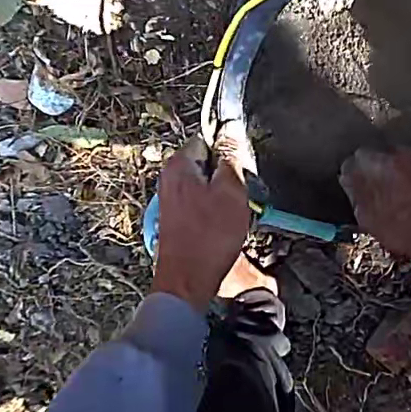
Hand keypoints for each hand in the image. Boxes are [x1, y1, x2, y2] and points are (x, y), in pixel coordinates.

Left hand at [151, 137, 251, 308]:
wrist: (188, 280)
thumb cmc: (208, 238)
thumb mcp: (231, 190)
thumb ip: (231, 156)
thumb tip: (231, 131)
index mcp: (179, 165)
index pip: (208, 139)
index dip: (229, 152)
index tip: (241, 168)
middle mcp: (169, 179)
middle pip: (207, 163)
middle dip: (227, 176)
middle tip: (238, 195)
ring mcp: (171, 200)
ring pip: (207, 186)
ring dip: (223, 197)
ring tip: (230, 215)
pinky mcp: (177, 219)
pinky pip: (202, 205)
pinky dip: (215, 212)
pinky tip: (222, 228)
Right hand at [339, 147, 410, 275]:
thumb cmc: (406, 230)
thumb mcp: (372, 217)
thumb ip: (357, 193)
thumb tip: (347, 177)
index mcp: (386, 161)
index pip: (361, 155)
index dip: (354, 171)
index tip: (352, 185)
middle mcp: (407, 156)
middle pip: (383, 158)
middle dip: (375, 171)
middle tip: (370, 194)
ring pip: (401, 166)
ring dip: (393, 178)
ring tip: (388, 201)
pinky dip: (409, 185)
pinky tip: (407, 203)